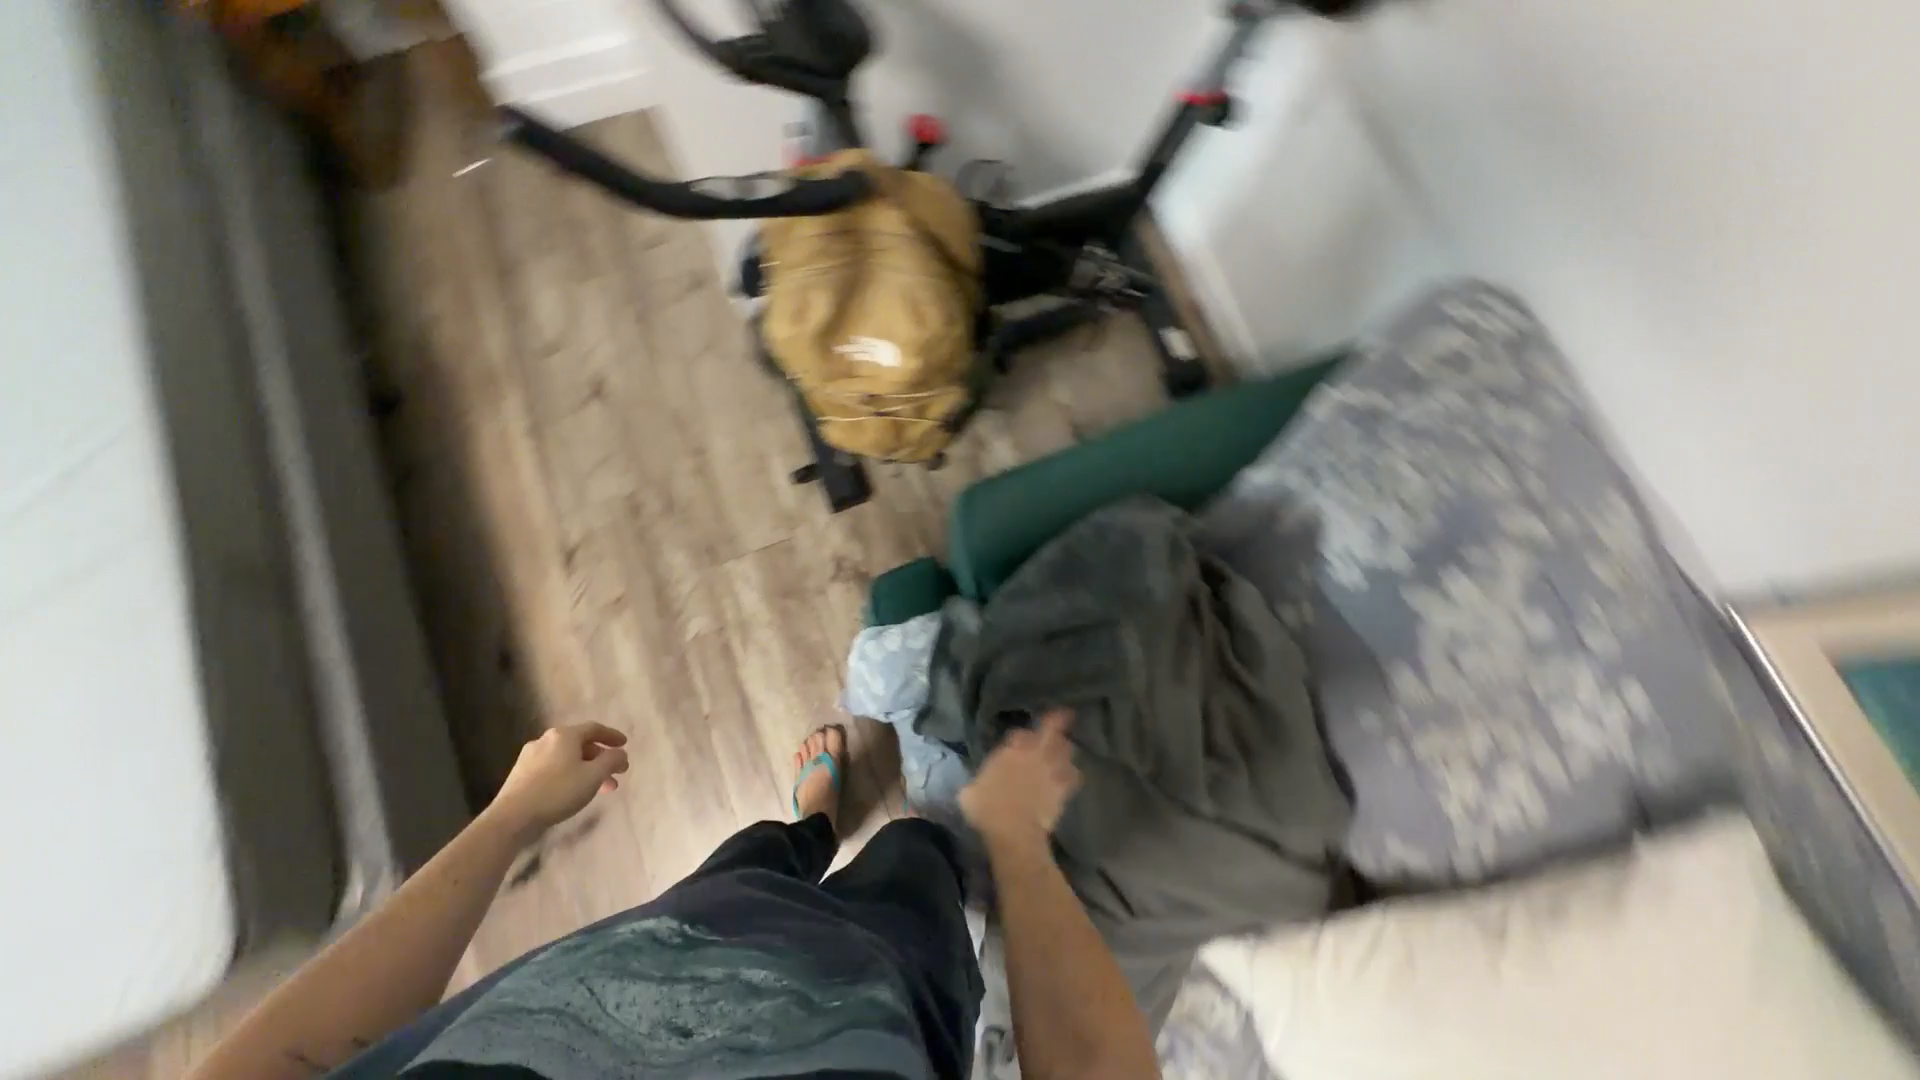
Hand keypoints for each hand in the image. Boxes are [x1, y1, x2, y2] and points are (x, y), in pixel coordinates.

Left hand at [485, 723, 629, 841]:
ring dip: (586, 770)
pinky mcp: (521, 774)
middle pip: (580, 744)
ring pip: (567, 758)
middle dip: (601, 759)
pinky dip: (570, 775)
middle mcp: (546, 740)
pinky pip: (553, 768)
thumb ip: (612, 760)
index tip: (625, 745)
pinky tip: (574, 791)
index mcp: (564, 735)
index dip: (612, 736)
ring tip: (599, 789)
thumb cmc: (558, 791)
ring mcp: (530, 757)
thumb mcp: (594, 776)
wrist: (512, 817)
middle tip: (615, 774)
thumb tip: (620, 753)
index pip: (594, 728)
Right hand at [960, 708, 1081, 848]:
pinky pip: (1074, 775)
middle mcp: (1033, 754)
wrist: (1013, 830)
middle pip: (1051, 730)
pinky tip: (1072, 775)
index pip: (1019, 733)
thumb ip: (977, 782)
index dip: (1021, 736)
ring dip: (1066, 748)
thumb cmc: (987, 809)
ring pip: (1066, 749)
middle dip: (1058, 720)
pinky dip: (1073, 774)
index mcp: (1009, 751)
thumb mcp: (970, 793)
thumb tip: (974, 785)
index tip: (1020, 739)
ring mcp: (1051, 769)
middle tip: (1064, 714)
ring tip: (1067, 748)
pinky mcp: (1063, 788)